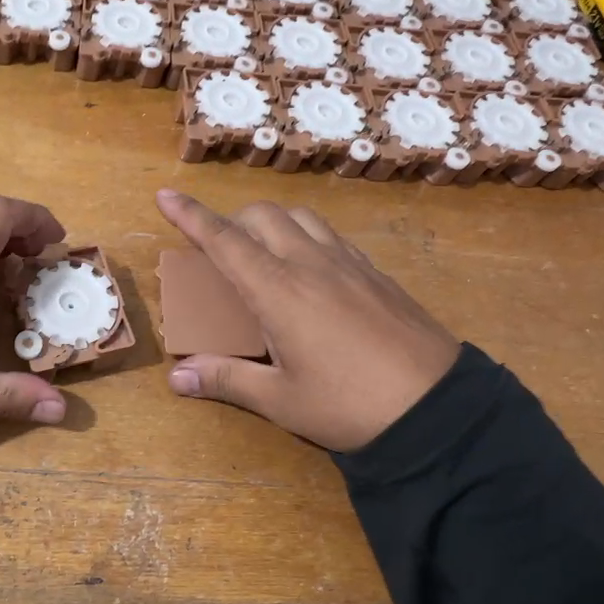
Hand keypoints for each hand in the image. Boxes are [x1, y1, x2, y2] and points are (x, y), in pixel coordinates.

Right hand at [155, 189, 460, 450]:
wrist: (438, 409)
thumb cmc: (349, 405)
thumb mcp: (281, 400)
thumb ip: (227, 380)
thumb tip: (177, 378)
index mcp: (278, 290)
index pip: (223, 240)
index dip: (190, 215)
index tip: (164, 195)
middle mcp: (310, 264)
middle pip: (262, 216)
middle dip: (231, 219)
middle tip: (218, 249)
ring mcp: (348, 264)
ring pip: (301, 217)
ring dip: (272, 222)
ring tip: (263, 252)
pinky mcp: (376, 274)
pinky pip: (331, 237)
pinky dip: (306, 236)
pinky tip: (310, 269)